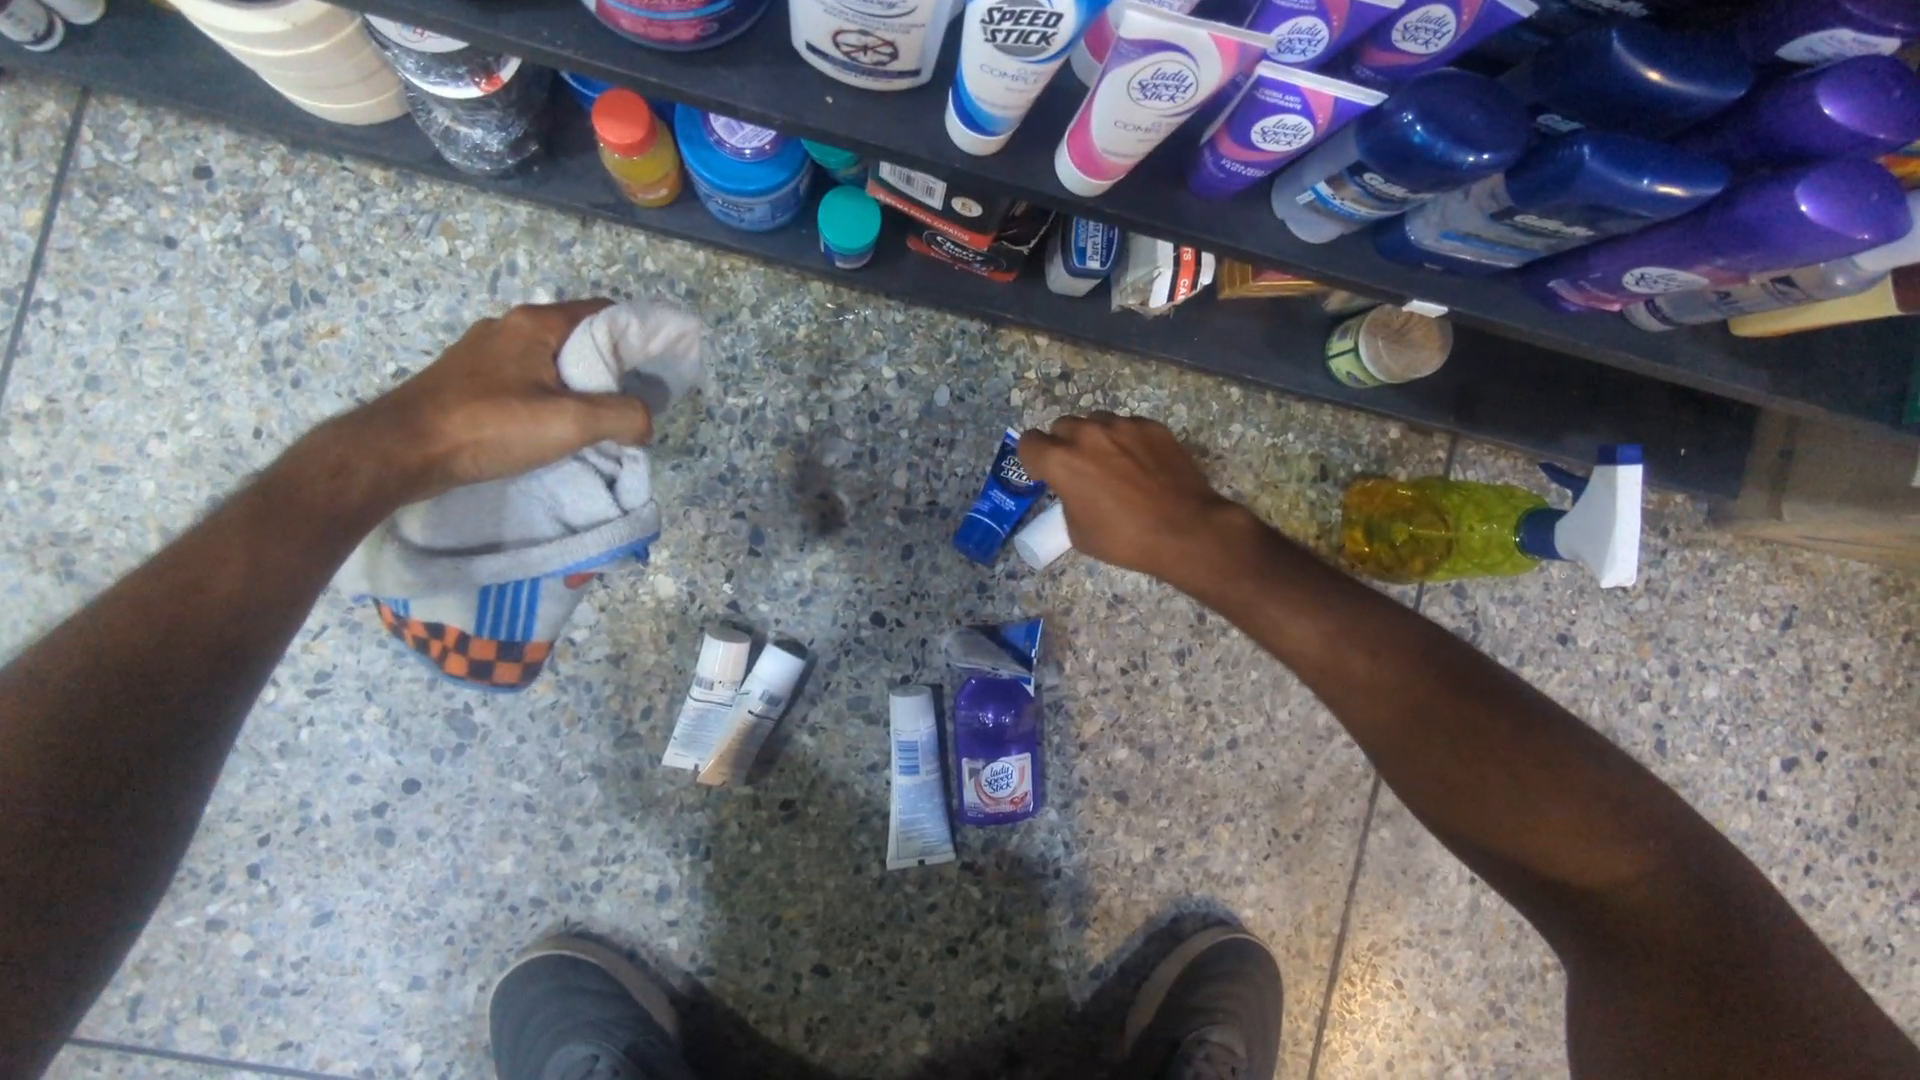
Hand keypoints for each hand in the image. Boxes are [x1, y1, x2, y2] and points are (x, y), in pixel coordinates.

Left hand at [339, 300, 653, 504]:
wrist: (401, 452)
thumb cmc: (489, 426)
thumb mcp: (572, 423)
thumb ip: (624, 416)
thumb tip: (646, 422)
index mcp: (536, 323)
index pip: (606, 313)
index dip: (640, 336)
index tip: (659, 368)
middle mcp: (510, 327)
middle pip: (580, 338)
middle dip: (613, 367)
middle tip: (634, 401)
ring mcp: (485, 353)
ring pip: (553, 361)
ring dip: (581, 385)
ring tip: (599, 420)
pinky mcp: (470, 380)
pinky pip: (528, 379)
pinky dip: (552, 396)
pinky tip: (555, 427)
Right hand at [1019, 413, 1253, 582]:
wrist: (1185, 529)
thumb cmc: (1125, 539)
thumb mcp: (1078, 531)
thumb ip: (1067, 500)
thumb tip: (1076, 490)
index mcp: (1061, 461)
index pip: (1028, 442)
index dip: (1033, 459)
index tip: (1045, 473)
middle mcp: (1087, 434)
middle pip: (1061, 426)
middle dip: (1064, 446)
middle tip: (1080, 470)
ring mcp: (1122, 426)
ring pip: (1095, 421)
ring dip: (1095, 439)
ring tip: (1113, 464)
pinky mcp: (1151, 426)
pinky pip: (1127, 426)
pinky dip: (1126, 441)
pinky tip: (1141, 465)